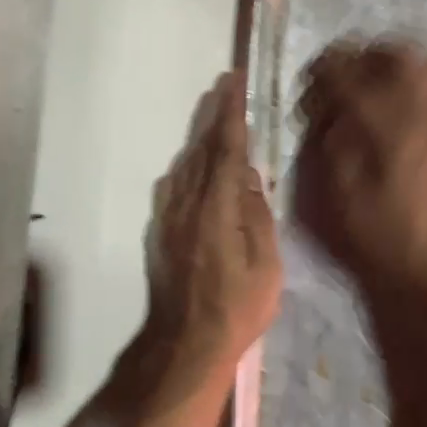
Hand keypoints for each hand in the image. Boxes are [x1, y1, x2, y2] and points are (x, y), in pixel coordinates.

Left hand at [145, 72, 282, 381]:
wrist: (185, 344)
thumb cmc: (237, 309)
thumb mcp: (266, 266)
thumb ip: (258, 215)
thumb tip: (249, 175)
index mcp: (218, 207)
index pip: (226, 148)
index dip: (232, 113)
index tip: (236, 82)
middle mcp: (188, 203)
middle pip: (200, 148)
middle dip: (213, 114)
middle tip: (224, 84)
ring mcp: (169, 217)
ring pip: (183, 164)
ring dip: (197, 135)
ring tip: (211, 115)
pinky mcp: (160, 233)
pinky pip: (172, 185)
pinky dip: (184, 165)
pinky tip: (189, 164)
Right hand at [294, 41, 426, 299]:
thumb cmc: (397, 244)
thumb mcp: (348, 206)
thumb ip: (334, 153)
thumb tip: (329, 119)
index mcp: (387, 126)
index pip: (349, 78)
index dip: (325, 72)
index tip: (312, 77)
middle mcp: (426, 109)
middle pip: (396, 55)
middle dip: (366, 55)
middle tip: (347, 69)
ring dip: (399, 61)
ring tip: (380, 77)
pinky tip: (415, 101)